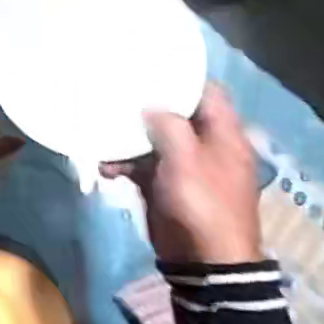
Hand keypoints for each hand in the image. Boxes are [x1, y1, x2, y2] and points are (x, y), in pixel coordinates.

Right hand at [101, 83, 262, 263]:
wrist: (203, 258)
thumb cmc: (202, 203)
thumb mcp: (186, 159)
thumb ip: (170, 126)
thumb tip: (151, 105)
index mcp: (223, 135)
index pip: (207, 93)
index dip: (181, 77)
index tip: (148, 65)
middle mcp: (205, 145)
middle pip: (174, 113)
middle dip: (144, 105)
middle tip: (112, 91)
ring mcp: (184, 165)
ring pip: (152, 137)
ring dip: (126, 137)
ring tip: (100, 133)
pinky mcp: (164, 183)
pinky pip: (140, 162)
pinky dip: (122, 162)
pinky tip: (104, 167)